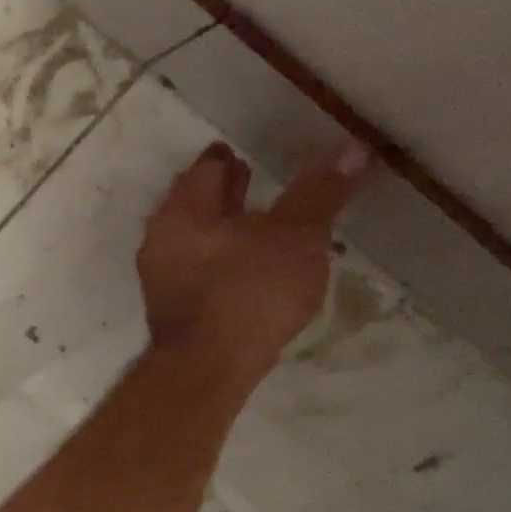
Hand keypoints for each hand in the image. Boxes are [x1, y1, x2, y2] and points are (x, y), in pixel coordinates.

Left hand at [137, 141, 368, 387]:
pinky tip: (249, 259)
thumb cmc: (248, 291)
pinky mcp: (174, 303)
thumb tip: (350, 150)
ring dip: (223, 222)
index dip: (227, 156)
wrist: (208, 364)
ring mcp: (162, 274)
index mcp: (181, 213)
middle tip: (250, 172)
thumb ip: (319, 193)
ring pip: (194, 235)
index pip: (205, 169)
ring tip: (260, 215)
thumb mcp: (297, 235)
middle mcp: (161, 240)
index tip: (245, 146)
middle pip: (193, 202)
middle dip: (222, 189)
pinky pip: (198, 264)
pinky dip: (221, 252)